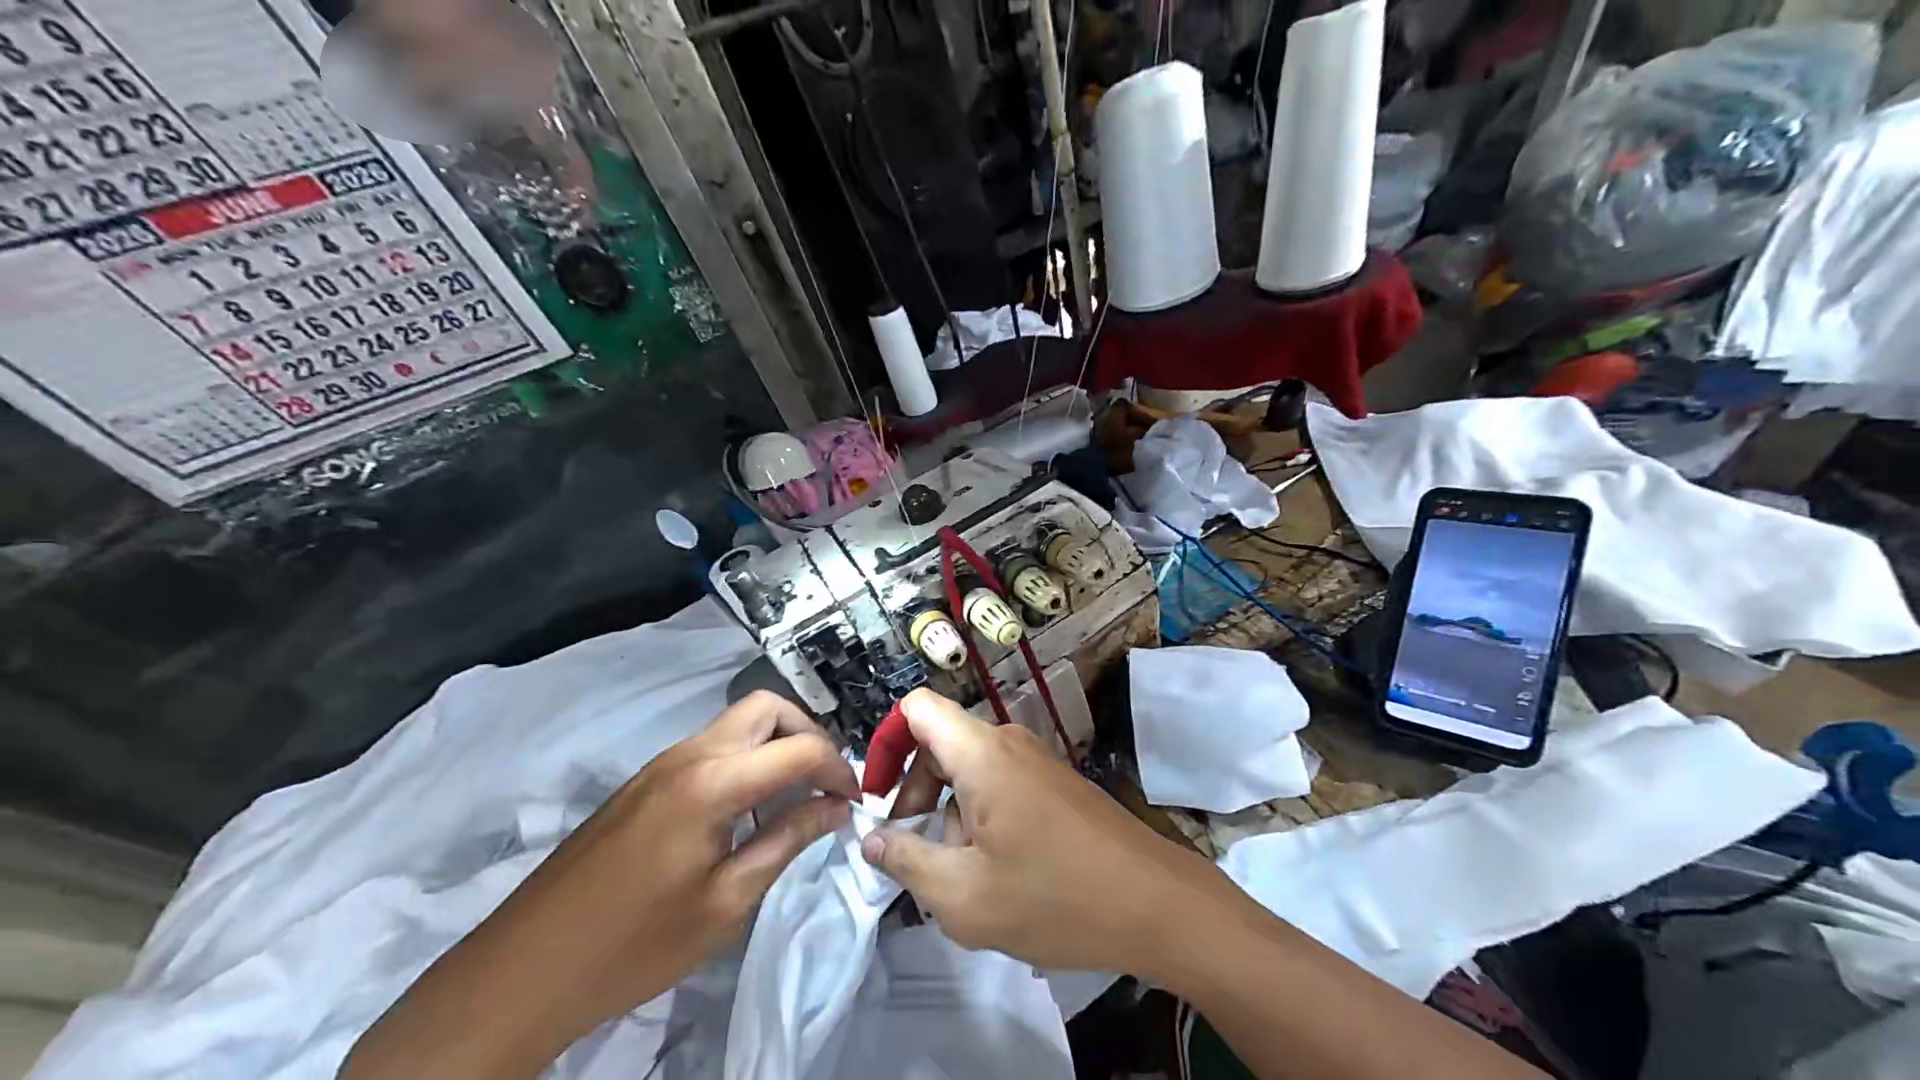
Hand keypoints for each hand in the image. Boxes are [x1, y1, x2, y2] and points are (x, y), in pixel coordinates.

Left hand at [342, 691, 856, 1079]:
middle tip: (823, 783)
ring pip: (737, 723)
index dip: (838, 770)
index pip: (799, 749)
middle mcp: (689, 754)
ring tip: (793, 796)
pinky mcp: (645, 780)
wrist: (525, 970)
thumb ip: (787, 841)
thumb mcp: (727, 901)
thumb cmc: (636, 944)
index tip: (853, 801)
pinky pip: (711, 747)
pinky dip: (745, 759)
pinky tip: (746, 809)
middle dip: (807, 734)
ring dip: (775, 744)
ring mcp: (661, 763)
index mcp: (713, 781)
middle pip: (765, 708)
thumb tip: (836, 807)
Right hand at [861, 688, 1240, 976]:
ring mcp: (1036, 762)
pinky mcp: (1054, 784)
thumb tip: (871, 838)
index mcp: (980, 753)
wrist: (1156, 905)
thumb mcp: (964, 896)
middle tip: (913, 851)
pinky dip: (980, 818)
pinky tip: (996, 873)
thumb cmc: (1054, 897)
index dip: (885, 744)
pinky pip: (999, 785)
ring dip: (949, 815)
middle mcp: (1007, 744)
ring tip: (961, 877)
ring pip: (968, 771)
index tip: (877, 799)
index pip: (917, 708)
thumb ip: (906, 860)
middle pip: (939, 744)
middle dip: (915, 793)